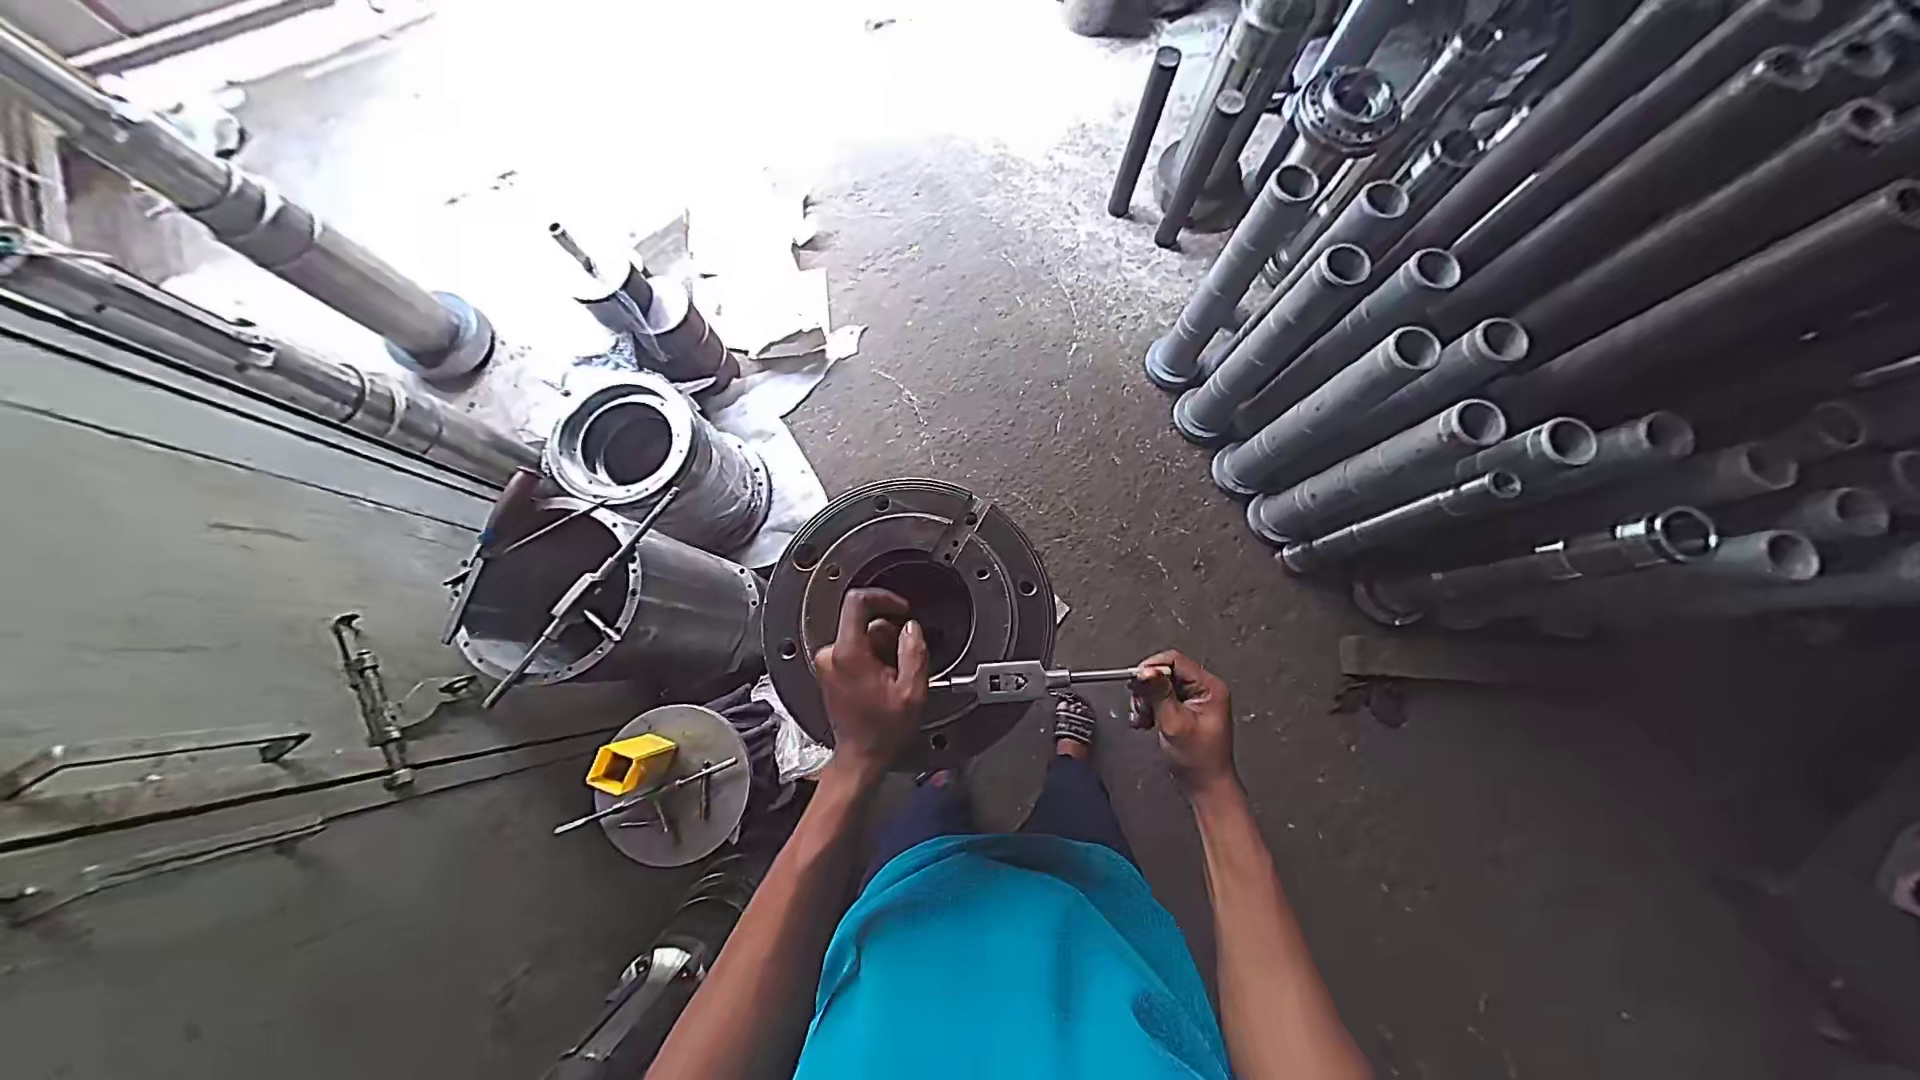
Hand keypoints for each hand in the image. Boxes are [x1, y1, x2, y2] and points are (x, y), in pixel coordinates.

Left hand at [814, 588, 928, 776]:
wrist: (860, 755)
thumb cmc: (882, 730)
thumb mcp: (912, 692)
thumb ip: (914, 652)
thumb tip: (911, 628)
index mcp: (848, 654)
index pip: (857, 601)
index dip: (884, 597)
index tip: (901, 608)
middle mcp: (831, 655)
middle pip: (865, 622)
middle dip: (889, 637)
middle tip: (900, 664)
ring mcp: (827, 662)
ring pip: (862, 636)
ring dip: (882, 649)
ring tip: (890, 678)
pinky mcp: (829, 669)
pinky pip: (855, 649)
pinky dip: (872, 658)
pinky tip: (880, 681)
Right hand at [1130, 650, 1237, 797]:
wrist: (1205, 785)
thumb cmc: (1200, 761)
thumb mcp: (1174, 723)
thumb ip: (1159, 693)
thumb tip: (1147, 671)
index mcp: (1209, 688)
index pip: (1175, 661)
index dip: (1153, 669)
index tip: (1138, 682)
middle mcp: (1203, 690)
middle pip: (1165, 672)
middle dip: (1148, 689)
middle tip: (1142, 705)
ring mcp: (1194, 699)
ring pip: (1159, 685)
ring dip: (1146, 700)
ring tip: (1145, 718)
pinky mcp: (1183, 708)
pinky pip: (1160, 697)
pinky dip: (1149, 708)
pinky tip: (1147, 721)